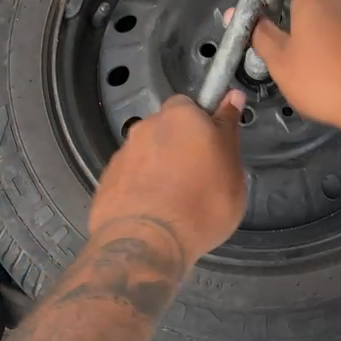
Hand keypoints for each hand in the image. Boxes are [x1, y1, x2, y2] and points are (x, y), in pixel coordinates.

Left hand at [90, 92, 248, 260]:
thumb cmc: (201, 204)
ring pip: (148, 153)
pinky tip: (154, 211)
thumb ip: (229, 131)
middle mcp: (148, 126)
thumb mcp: (233, 170)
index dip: (206, 125)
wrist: (146, 242)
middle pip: (169, 129)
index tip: (214, 146)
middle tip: (199, 176)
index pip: (195, 105)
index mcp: (182, 116)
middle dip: (181, 146)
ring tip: (175, 201)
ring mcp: (124, 153)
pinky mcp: (106, 179)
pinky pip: (131, 177)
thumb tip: (232, 99)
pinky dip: (141, 187)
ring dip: (160, 168)